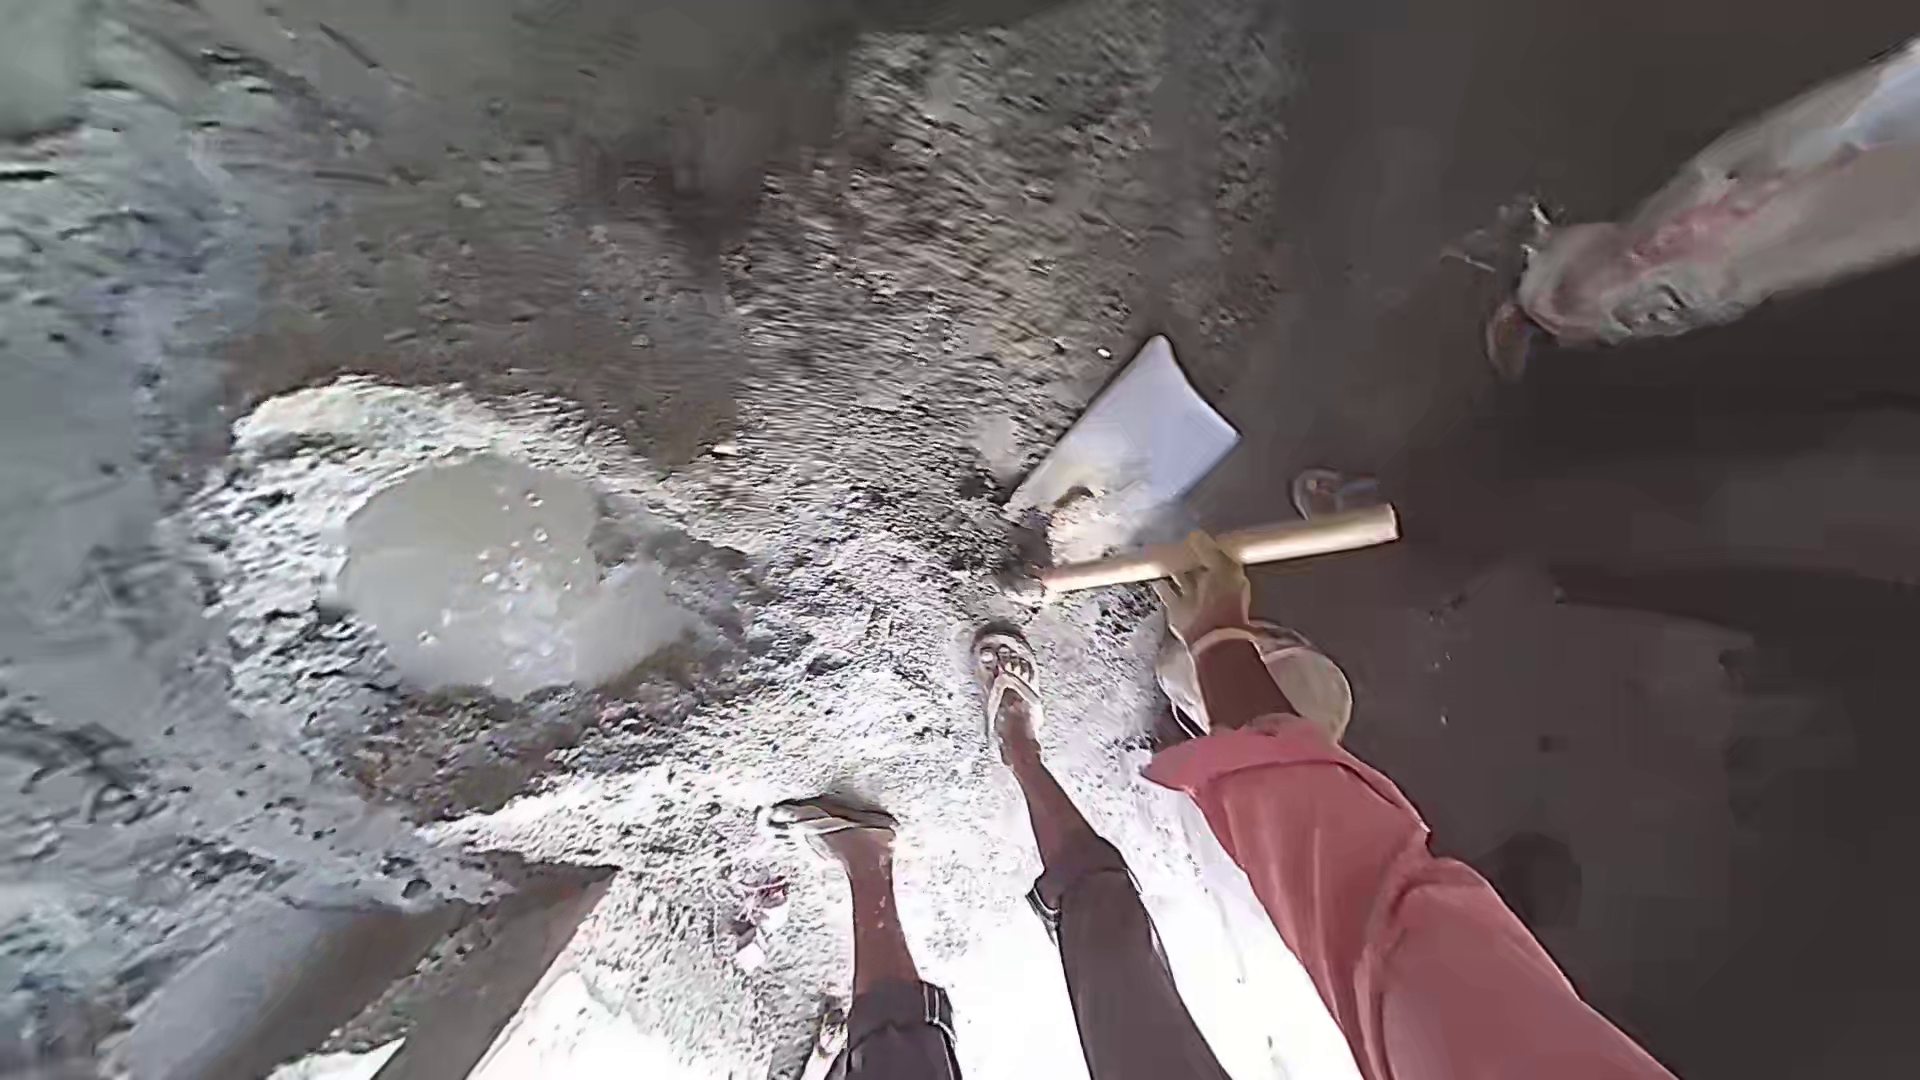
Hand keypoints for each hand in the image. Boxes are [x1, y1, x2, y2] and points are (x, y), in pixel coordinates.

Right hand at [1152, 532, 1251, 643]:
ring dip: (1174, 568)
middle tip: (1175, 541)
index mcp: (1228, 577)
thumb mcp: (1221, 568)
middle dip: (1188, 556)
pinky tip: (1155, 576)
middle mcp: (1212, 587)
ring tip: (1163, 555)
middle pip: (1198, 566)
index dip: (1205, 546)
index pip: (1216, 557)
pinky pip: (1168, 593)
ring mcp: (1194, 598)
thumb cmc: (1222, 599)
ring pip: (1182, 578)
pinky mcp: (1178, 608)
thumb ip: (1208, 549)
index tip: (1192, 535)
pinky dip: (1162, 585)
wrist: (1210, 633)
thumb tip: (1195, 534)